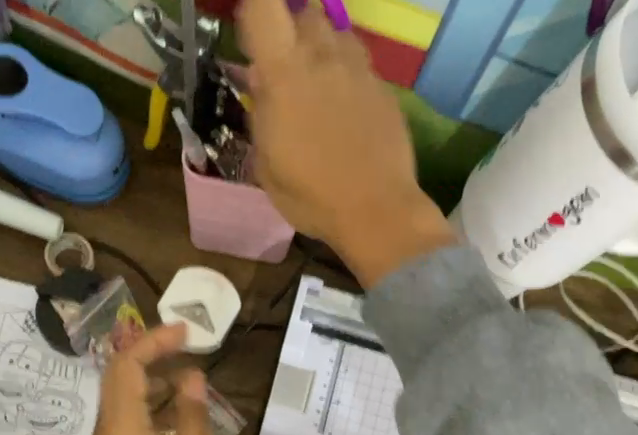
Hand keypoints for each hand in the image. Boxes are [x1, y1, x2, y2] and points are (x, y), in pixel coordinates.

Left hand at [94, 323, 217, 434]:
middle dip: (150, 351)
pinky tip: (177, 406)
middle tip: (186, 343)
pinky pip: (128, 413)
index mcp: (125, 427)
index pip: (129, 365)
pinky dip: (149, 398)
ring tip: (185, 369)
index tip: (188, 332)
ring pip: (122, 393)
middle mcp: (110, 429)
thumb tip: (192, 377)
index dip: (155, 342)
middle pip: (119, 373)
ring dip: (150, 374)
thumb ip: (192, 417)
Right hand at [239, 0, 455, 285]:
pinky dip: (348, 77)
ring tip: (319, 86)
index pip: (263, 6)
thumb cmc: (311, 196)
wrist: (377, 211)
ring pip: (338, 34)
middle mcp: (324, 57)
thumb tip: (261, 81)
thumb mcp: (267, 165)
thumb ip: (261, 113)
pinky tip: (347, 112)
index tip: (252, 38)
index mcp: (285, 73)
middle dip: (292, 27)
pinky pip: (361, 66)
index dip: (255, 12)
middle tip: (287, 65)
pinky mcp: (385, 89)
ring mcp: (360, 70)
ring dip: (324, 49)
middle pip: (306, 11)